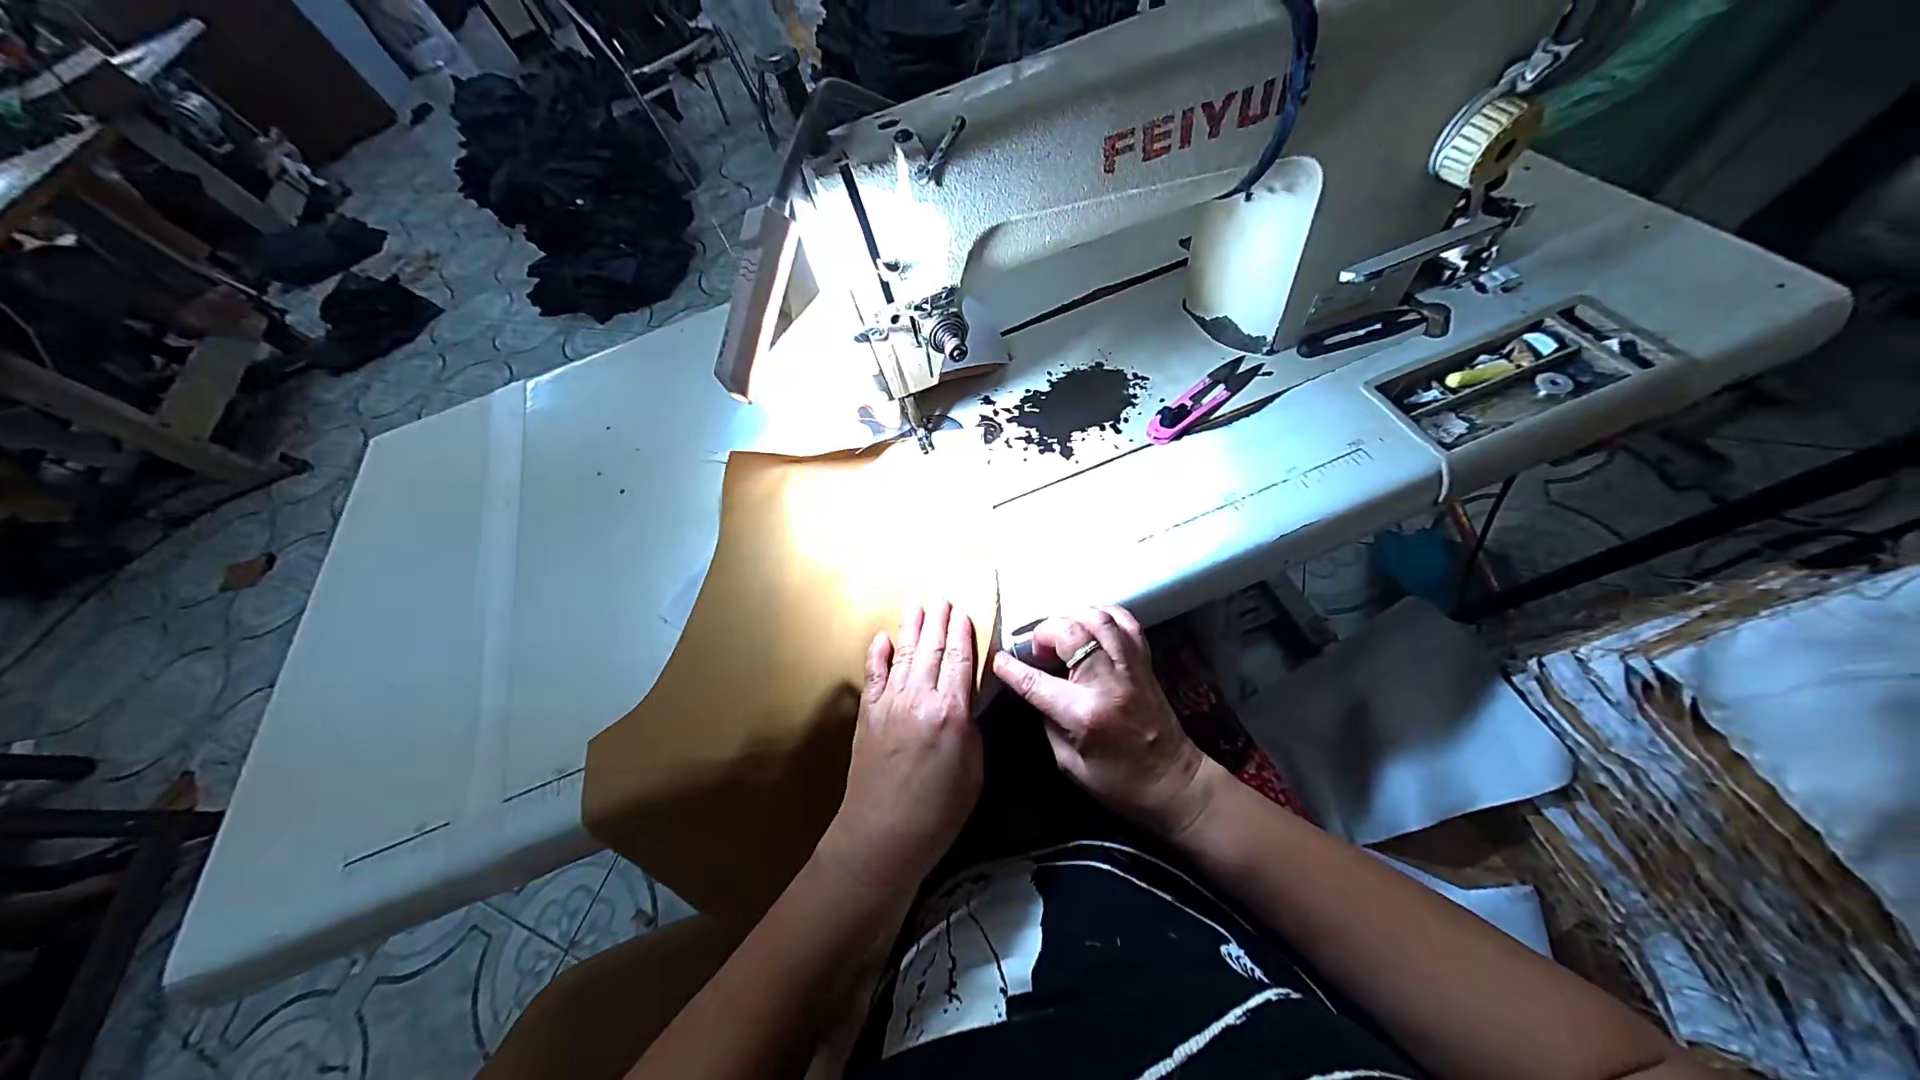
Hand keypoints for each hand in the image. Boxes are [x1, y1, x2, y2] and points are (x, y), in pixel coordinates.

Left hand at [820, 600, 982, 893]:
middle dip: (938, 620)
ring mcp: (888, 704)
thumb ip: (969, 727)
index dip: (962, 634)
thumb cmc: (940, 810)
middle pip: (931, 650)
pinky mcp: (867, 715)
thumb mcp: (973, 769)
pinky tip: (883, 638)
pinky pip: (874, 676)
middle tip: (941, 596)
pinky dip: (878, 654)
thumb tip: (962, 704)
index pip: (959, 660)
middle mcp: (918, 699)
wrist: (883, 834)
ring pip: (904, 655)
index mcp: (950, 712)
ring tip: (917, 603)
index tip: (964, 611)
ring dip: (911, 626)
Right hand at [991, 606, 1219, 836]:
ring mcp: (1131, 668)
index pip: (1036, 681)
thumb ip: (1048, 720)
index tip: (999, 659)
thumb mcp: (1068, 762)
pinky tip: (1090, 626)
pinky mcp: (1145, 663)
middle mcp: (1108, 683)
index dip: (1011, 668)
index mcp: (1084, 714)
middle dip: (1044, 632)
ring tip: (1061, 635)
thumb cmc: (1118, 783)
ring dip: (1072, 619)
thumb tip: (1035, 689)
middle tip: (1036, 648)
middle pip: (1071, 633)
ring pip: (1099, 619)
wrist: (1174, 783)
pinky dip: (1104, 616)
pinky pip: (1125, 623)